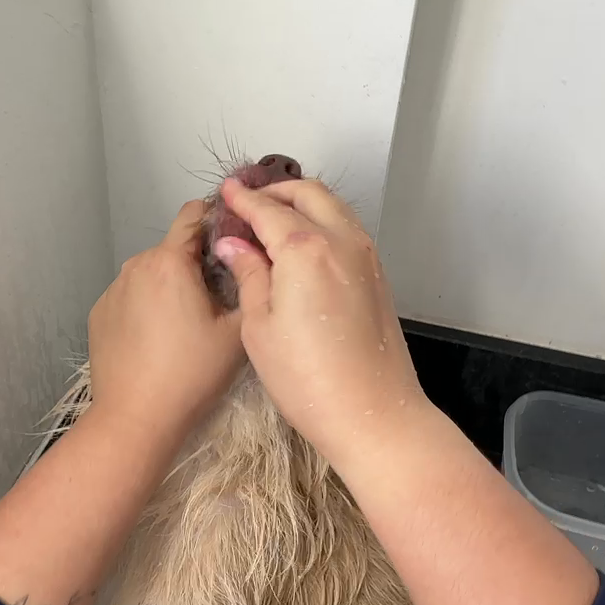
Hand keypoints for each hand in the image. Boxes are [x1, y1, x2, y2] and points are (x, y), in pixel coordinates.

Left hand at [86, 200, 244, 446]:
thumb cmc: (191, 374)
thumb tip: (246, 260)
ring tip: (187, 325)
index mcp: (170, 261)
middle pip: (174, 249)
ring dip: (171, 286)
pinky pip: (131, 297)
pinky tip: (158, 341)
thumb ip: (247, 286)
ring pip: (152, 274)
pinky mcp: (99, 313)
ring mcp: (112, 289)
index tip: (235, 243)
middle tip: (218, 300)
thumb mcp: (236, 332)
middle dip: (197, 264)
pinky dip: (147, 307)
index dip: (218, 220)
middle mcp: (136, 265)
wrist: (135, 417)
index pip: (194, 214)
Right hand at [211, 178, 431, 465]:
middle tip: (249, 200)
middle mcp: (341, 241)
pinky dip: (322, 221)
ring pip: (333, 207)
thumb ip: (248, 274)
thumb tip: (234, 244)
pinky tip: (303, 243)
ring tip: (274, 215)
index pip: (267, 210)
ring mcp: (365, 256)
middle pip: (308, 194)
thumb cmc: (307, 378)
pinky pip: (347, 230)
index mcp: (304, 249)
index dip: (243, 199)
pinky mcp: (378, 276)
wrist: (372, 414)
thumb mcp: (259, 327)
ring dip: (303, 202)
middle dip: (276, 190)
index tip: (227, 190)